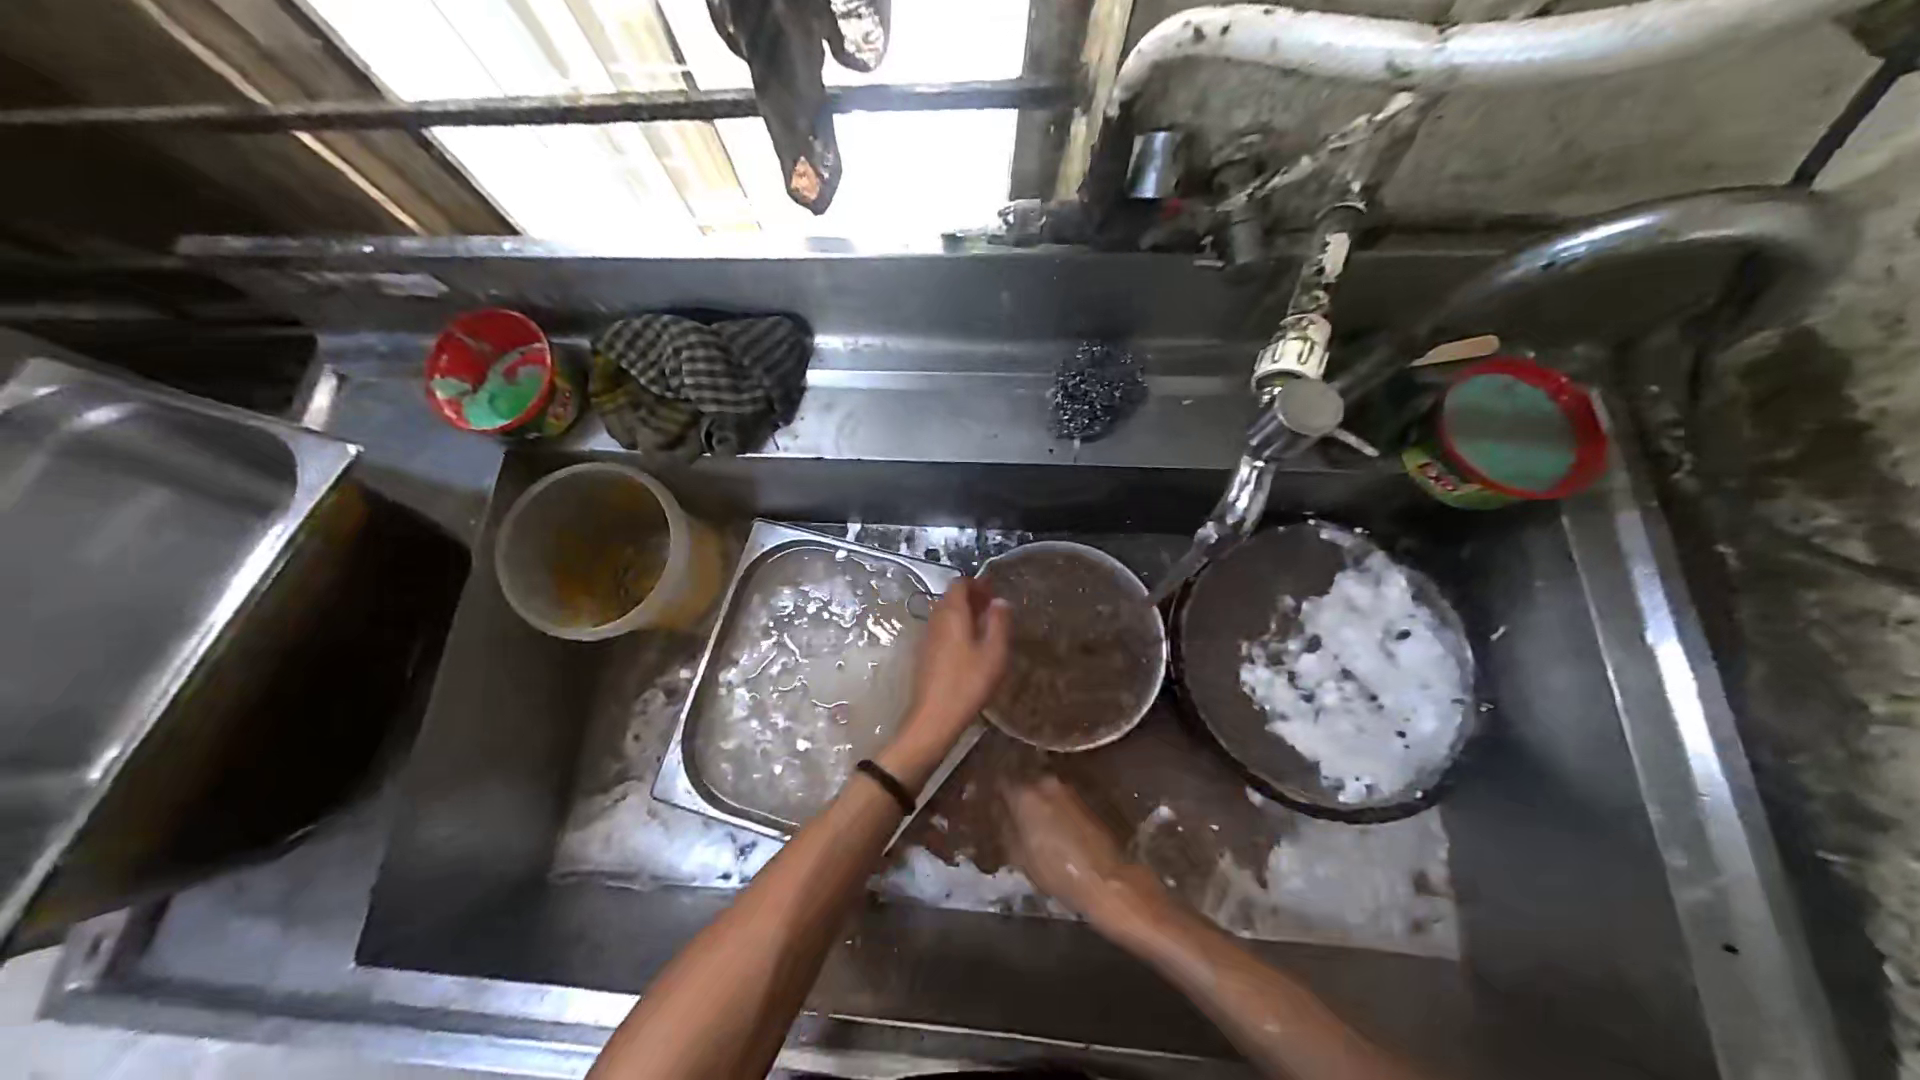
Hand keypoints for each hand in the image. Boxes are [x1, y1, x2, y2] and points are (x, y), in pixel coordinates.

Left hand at [883, 579, 1009, 776]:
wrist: (934, 717)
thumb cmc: (968, 682)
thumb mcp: (994, 652)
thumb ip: (999, 622)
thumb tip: (999, 601)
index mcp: (952, 613)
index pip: (959, 583)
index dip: (977, 583)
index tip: (993, 592)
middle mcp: (935, 619)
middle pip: (951, 597)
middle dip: (971, 597)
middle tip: (993, 608)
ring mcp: (927, 637)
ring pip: (945, 614)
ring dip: (964, 614)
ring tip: (985, 627)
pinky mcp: (924, 654)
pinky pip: (942, 630)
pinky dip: (956, 629)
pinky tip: (970, 647)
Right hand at [1002, 776, 1167, 927]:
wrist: (1107, 879)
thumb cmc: (1057, 872)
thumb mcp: (1019, 855)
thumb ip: (1003, 827)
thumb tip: (995, 810)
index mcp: (1024, 794)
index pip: (998, 779)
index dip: (990, 789)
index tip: (985, 799)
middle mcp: (1045, 781)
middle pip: (1021, 780)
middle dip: (1013, 793)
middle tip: (1006, 811)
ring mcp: (1067, 788)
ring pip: (1041, 787)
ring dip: (1033, 798)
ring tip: (1029, 819)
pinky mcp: (1084, 797)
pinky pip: (1057, 796)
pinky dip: (1050, 804)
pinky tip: (1050, 822)